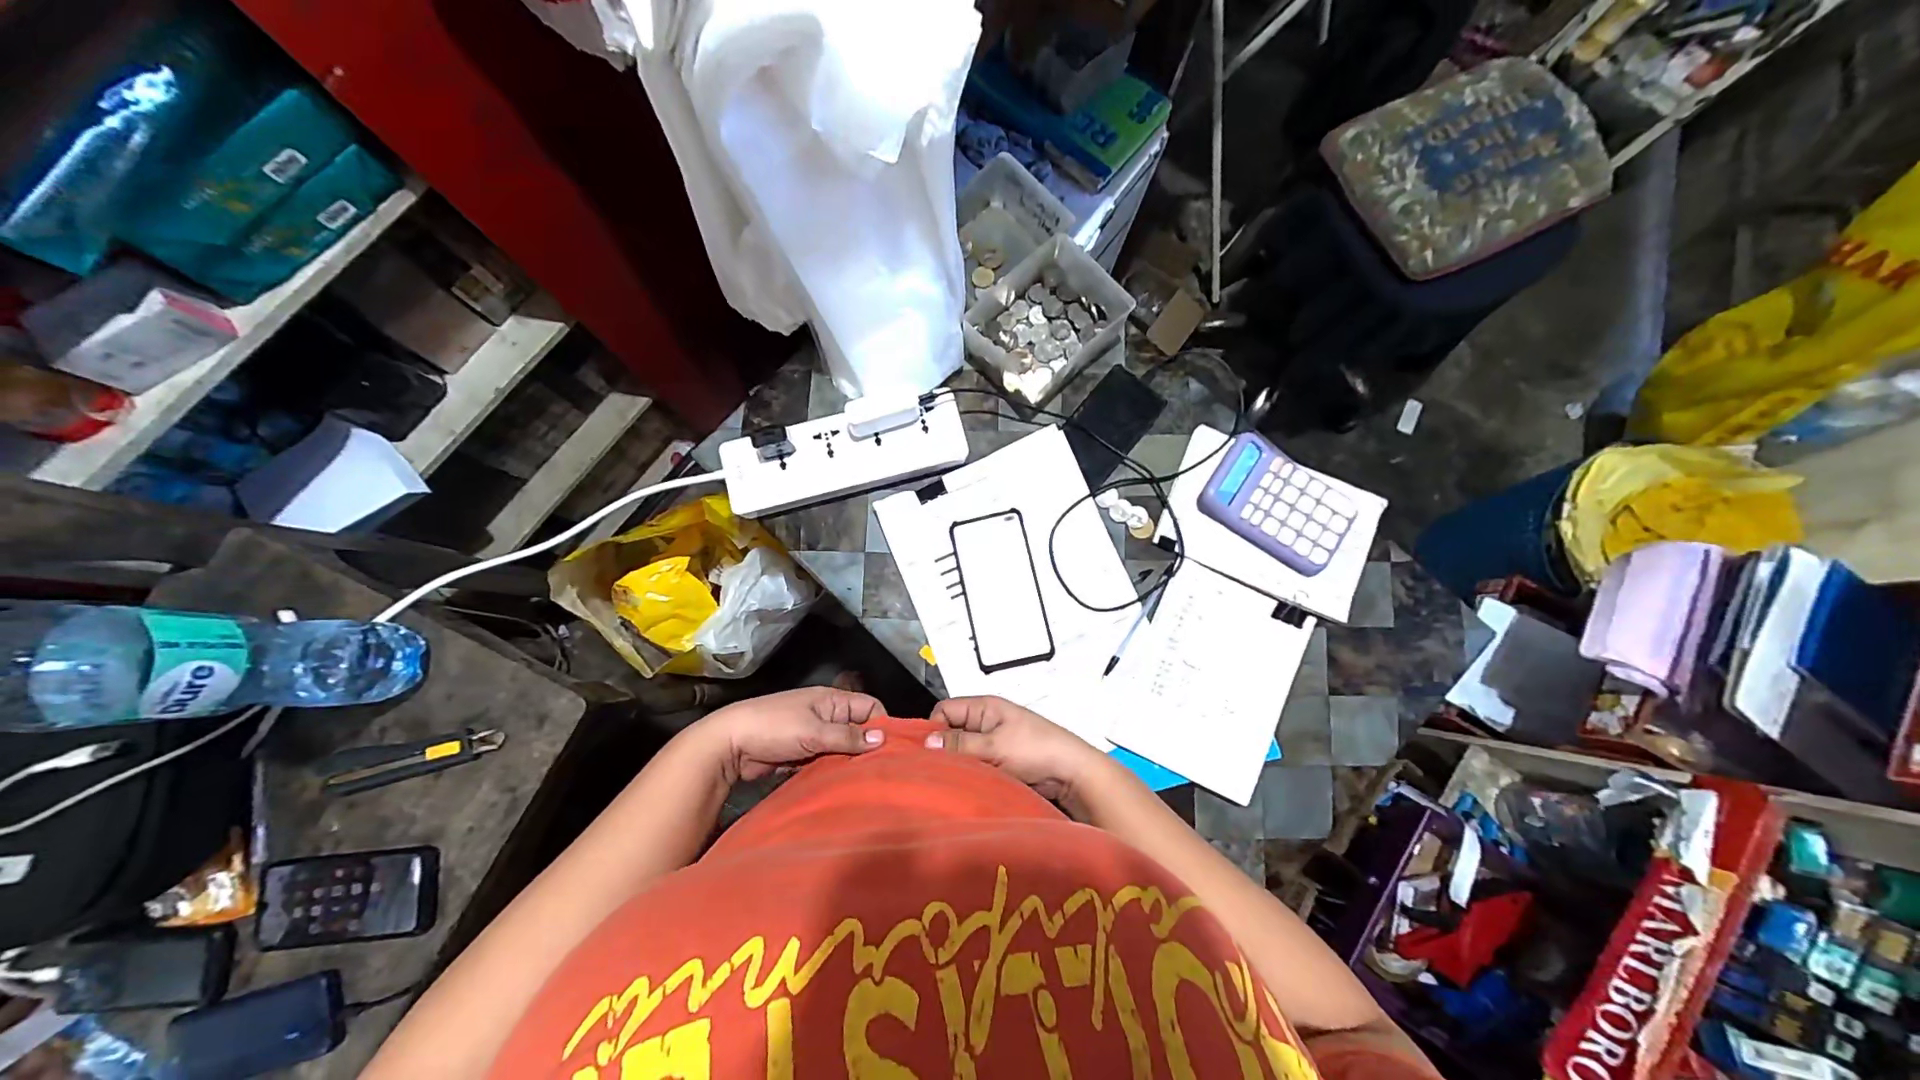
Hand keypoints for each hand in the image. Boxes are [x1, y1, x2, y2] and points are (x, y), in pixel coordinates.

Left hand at [692, 687, 885, 783]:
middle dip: (868, 749)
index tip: (892, 750)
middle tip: (883, 772)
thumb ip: (848, 737)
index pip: (869, 708)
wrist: (729, 744)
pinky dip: (833, 772)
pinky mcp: (802, 756)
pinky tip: (843, 787)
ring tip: (866, 783)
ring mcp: (813, 736)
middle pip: (858, 730)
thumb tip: (882, 739)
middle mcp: (826, 716)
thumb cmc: (774, 728)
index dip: (883, 725)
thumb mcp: (814, 731)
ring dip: (849, 764)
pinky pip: (826, 763)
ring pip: (842, 749)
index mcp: (831, 700)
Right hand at [926, 696, 1108, 804]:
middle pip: (951, 732)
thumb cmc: (1036, 750)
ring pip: (962, 753)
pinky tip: (963, 789)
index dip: (933, 728)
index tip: (926, 752)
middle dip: (943, 750)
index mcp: (984, 707)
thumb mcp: (994, 745)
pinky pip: (975, 768)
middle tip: (932, 771)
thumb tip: (927, 742)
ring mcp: (993, 744)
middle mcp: (986, 722)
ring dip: (957, 766)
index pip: (945, 710)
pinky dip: (970, 777)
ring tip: (946, 783)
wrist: (1072, 773)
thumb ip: (960, 744)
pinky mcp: (999, 765)